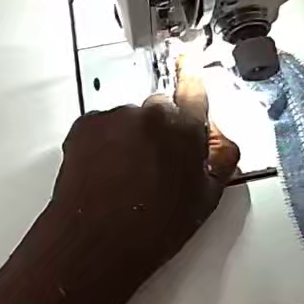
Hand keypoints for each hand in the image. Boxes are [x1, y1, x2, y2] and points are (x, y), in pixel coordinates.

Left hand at [45, 61, 242, 277]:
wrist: (95, 242)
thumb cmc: (148, 230)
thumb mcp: (203, 200)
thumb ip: (217, 160)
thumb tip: (217, 143)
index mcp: (184, 130)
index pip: (194, 91)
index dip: (193, 77)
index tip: (189, 62)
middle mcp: (150, 115)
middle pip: (159, 110)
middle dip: (159, 131)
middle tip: (153, 167)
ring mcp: (115, 117)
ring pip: (128, 120)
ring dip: (128, 139)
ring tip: (125, 178)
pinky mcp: (86, 124)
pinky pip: (101, 127)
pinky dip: (102, 143)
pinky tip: (105, 173)